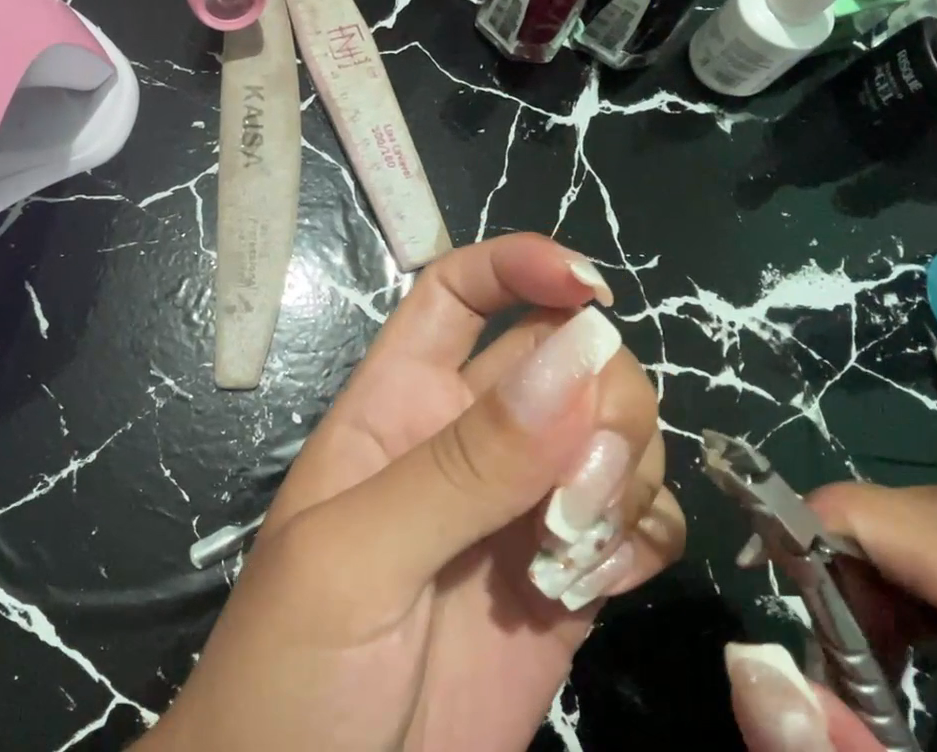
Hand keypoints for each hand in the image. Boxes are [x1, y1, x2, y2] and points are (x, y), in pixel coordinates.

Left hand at [144, 233, 684, 750]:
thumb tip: (573, 358)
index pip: (457, 293)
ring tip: (576, 554)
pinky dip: (646, 539)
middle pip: (565, 359)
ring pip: (616, 436)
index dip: (518, 266)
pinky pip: (641, 524)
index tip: (590, 290)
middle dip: (601, 400)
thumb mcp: (355, 559)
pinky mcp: (568, 584)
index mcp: (396, 406)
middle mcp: (466, 442)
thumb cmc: (290, 670)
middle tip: (578, 492)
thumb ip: (460, 468)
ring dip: (627, 476)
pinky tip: (602, 584)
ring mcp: (521, 512)